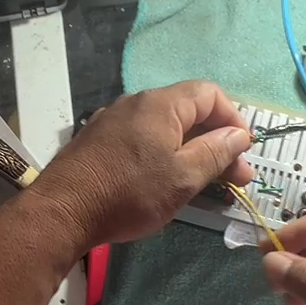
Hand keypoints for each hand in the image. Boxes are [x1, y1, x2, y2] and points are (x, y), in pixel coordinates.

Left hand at [26, 80, 254, 248]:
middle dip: (215, 141)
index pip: (209, 93)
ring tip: (204, 183)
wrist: (61, 211)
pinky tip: (165, 181)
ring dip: (189, 151)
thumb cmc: (128, 194)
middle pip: (186, 111)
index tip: (244, 150)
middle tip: (235, 177)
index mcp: (159, 104)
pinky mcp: (97, 142)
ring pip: (163, 128)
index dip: (233, 118)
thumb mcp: (182, 177)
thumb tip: (239, 135)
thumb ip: (215, 152)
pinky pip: (140, 140)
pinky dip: (162, 155)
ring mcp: (112, 121)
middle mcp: (135, 103)